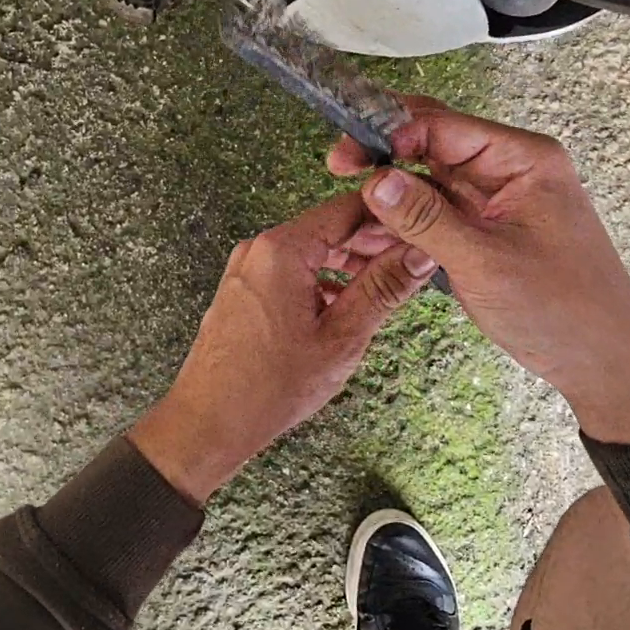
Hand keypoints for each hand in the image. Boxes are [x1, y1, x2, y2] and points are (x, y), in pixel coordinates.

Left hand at [128, 193, 436, 502]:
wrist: (208, 421)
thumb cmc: (267, 387)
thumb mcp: (342, 337)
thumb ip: (383, 289)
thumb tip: (418, 253)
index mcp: (283, 250)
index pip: (348, 208)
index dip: (390, 215)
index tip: (421, 225)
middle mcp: (259, 250)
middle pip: (329, 227)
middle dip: (372, 241)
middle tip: (413, 257)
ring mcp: (247, 269)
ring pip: (311, 250)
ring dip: (348, 262)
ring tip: (386, 282)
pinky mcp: (242, 289)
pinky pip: (290, 270)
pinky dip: (321, 279)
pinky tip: (345, 302)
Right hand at [328, 97, 629, 443]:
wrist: (600, 361)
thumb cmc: (562, 309)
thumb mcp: (484, 261)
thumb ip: (426, 218)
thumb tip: (375, 180)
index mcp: (522, 160)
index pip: (442, 127)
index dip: (391, 134)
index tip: (349, 157)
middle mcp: (506, 170)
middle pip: (430, 145)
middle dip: (383, 156)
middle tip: (339, 169)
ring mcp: (491, 200)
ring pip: (425, 180)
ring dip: (387, 196)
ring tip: (350, 219)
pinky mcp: (480, 229)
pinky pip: (431, 213)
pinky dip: (401, 224)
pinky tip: (369, 238)